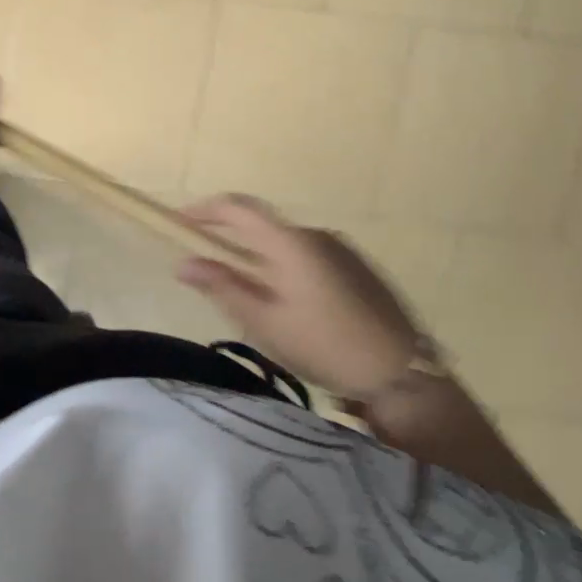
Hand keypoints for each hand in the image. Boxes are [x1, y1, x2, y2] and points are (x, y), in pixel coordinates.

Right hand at [176, 194, 420, 399]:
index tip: (179, 222)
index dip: (204, 210)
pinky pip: (308, 258)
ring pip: (285, 246)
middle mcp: (317, 236)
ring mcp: (342, 251)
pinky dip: (284, 269)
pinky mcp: (359, 269)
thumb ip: (221, 286)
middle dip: (229, 240)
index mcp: (291, 243)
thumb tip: (183, 262)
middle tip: (206, 268)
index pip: (239, 208)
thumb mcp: (263, 321)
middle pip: (262, 227)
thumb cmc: (324, 345)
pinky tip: (285, 304)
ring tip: (246, 296)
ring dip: (258, 259)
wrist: (403, 372)